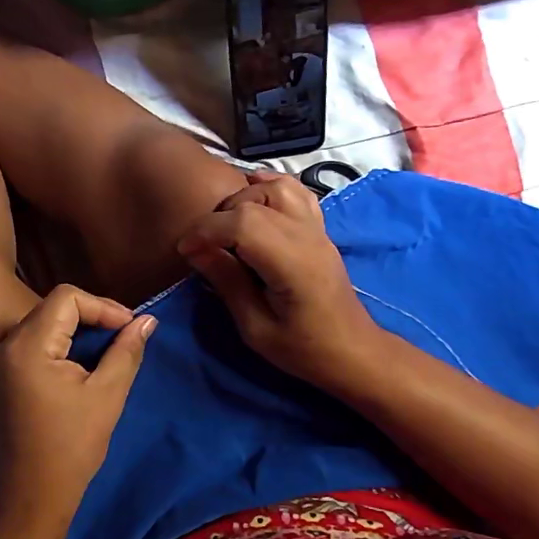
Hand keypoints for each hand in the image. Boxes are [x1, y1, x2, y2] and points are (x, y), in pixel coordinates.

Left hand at [0, 285, 156, 531]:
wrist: (32, 496)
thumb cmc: (72, 446)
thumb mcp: (107, 394)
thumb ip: (126, 351)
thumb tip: (148, 320)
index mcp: (28, 345)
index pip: (67, 298)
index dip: (103, 306)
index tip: (131, 328)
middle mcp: (8, 344)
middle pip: (54, 306)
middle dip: (94, 314)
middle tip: (126, 334)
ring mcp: (2, 360)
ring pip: (46, 321)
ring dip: (80, 327)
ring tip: (112, 345)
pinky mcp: (6, 374)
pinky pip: (37, 341)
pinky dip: (65, 342)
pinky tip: (87, 359)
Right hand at [176, 171, 382, 389]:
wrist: (353, 352)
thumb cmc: (304, 349)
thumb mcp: (255, 328)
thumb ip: (227, 283)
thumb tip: (195, 250)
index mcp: (292, 263)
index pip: (243, 223)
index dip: (206, 230)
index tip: (185, 250)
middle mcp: (307, 236)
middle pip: (256, 199)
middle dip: (220, 215)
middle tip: (205, 245)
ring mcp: (317, 229)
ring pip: (278, 186)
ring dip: (245, 197)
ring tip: (228, 225)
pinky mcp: (320, 230)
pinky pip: (296, 193)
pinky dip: (269, 191)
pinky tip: (253, 208)